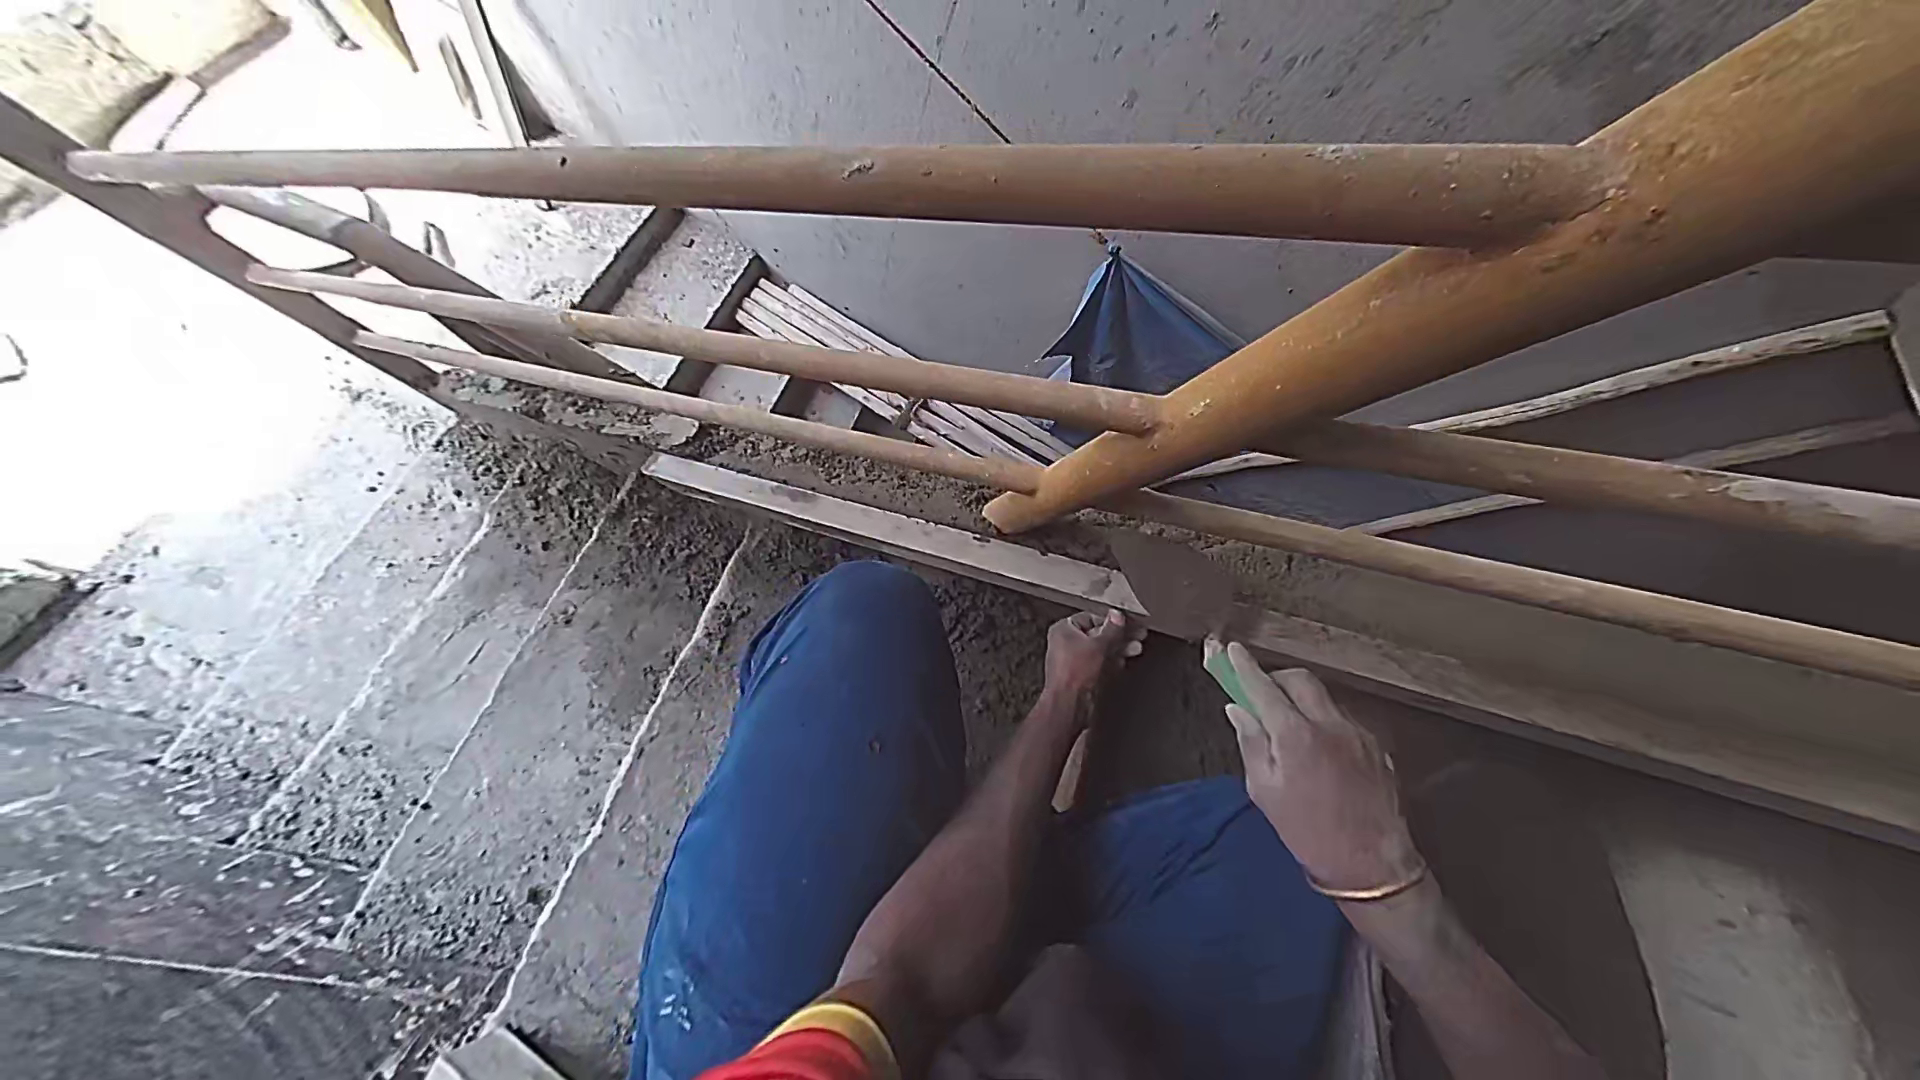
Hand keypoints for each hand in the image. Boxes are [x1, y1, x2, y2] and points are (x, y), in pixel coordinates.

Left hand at [1042, 609, 1144, 722]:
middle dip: (1119, 635)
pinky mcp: (1082, 675)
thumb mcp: (1098, 645)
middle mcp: (1066, 644)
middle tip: (1137, 634)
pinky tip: (1124, 660)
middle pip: (1098, 634)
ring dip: (1119, 648)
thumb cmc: (1073, 675)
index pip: (1090, 617)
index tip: (1127, 621)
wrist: (1069, 705)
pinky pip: (1099, 663)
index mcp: (1063, 630)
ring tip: (1136, 647)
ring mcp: (1074, 660)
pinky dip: (1112, 661)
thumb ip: (1111, 629)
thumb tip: (1117, 616)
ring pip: (1101, 650)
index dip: (1110, 620)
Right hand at [1223, 643, 1422, 892]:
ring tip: (1290, 731)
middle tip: (1260, 694)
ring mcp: (1358, 733)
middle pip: (1299, 679)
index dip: (1244, 666)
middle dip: (1276, 678)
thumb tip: (1238, 709)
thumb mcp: (1263, 790)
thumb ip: (1250, 742)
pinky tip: (1318, 750)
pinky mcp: (1376, 746)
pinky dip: (1322, 721)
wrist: (1372, 867)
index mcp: (1296, 735)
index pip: (1263, 687)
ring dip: (1300, 701)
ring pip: (1322, 698)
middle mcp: (1330, 725)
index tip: (1231, 649)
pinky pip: (1341, 719)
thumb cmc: (1307, 830)